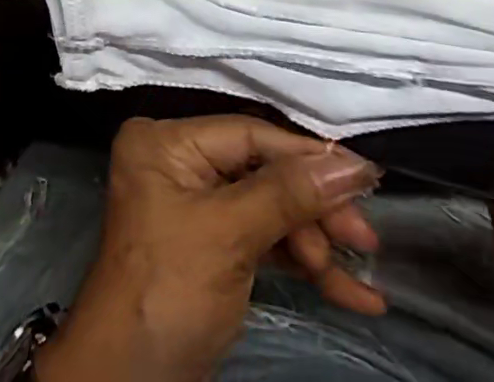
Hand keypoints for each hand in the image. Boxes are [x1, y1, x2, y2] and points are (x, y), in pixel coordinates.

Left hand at [34, 115, 383, 381]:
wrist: (127, 378)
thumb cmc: (168, 290)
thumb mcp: (229, 234)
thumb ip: (290, 194)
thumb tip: (352, 163)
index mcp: (167, 142)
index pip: (250, 136)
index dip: (308, 156)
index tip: (366, 177)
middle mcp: (179, 162)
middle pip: (265, 172)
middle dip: (315, 209)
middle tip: (364, 239)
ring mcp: (195, 204)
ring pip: (270, 208)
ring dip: (315, 243)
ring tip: (355, 279)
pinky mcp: (212, 243)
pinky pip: (263, 238)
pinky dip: (302, 264)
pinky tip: (351, 293)